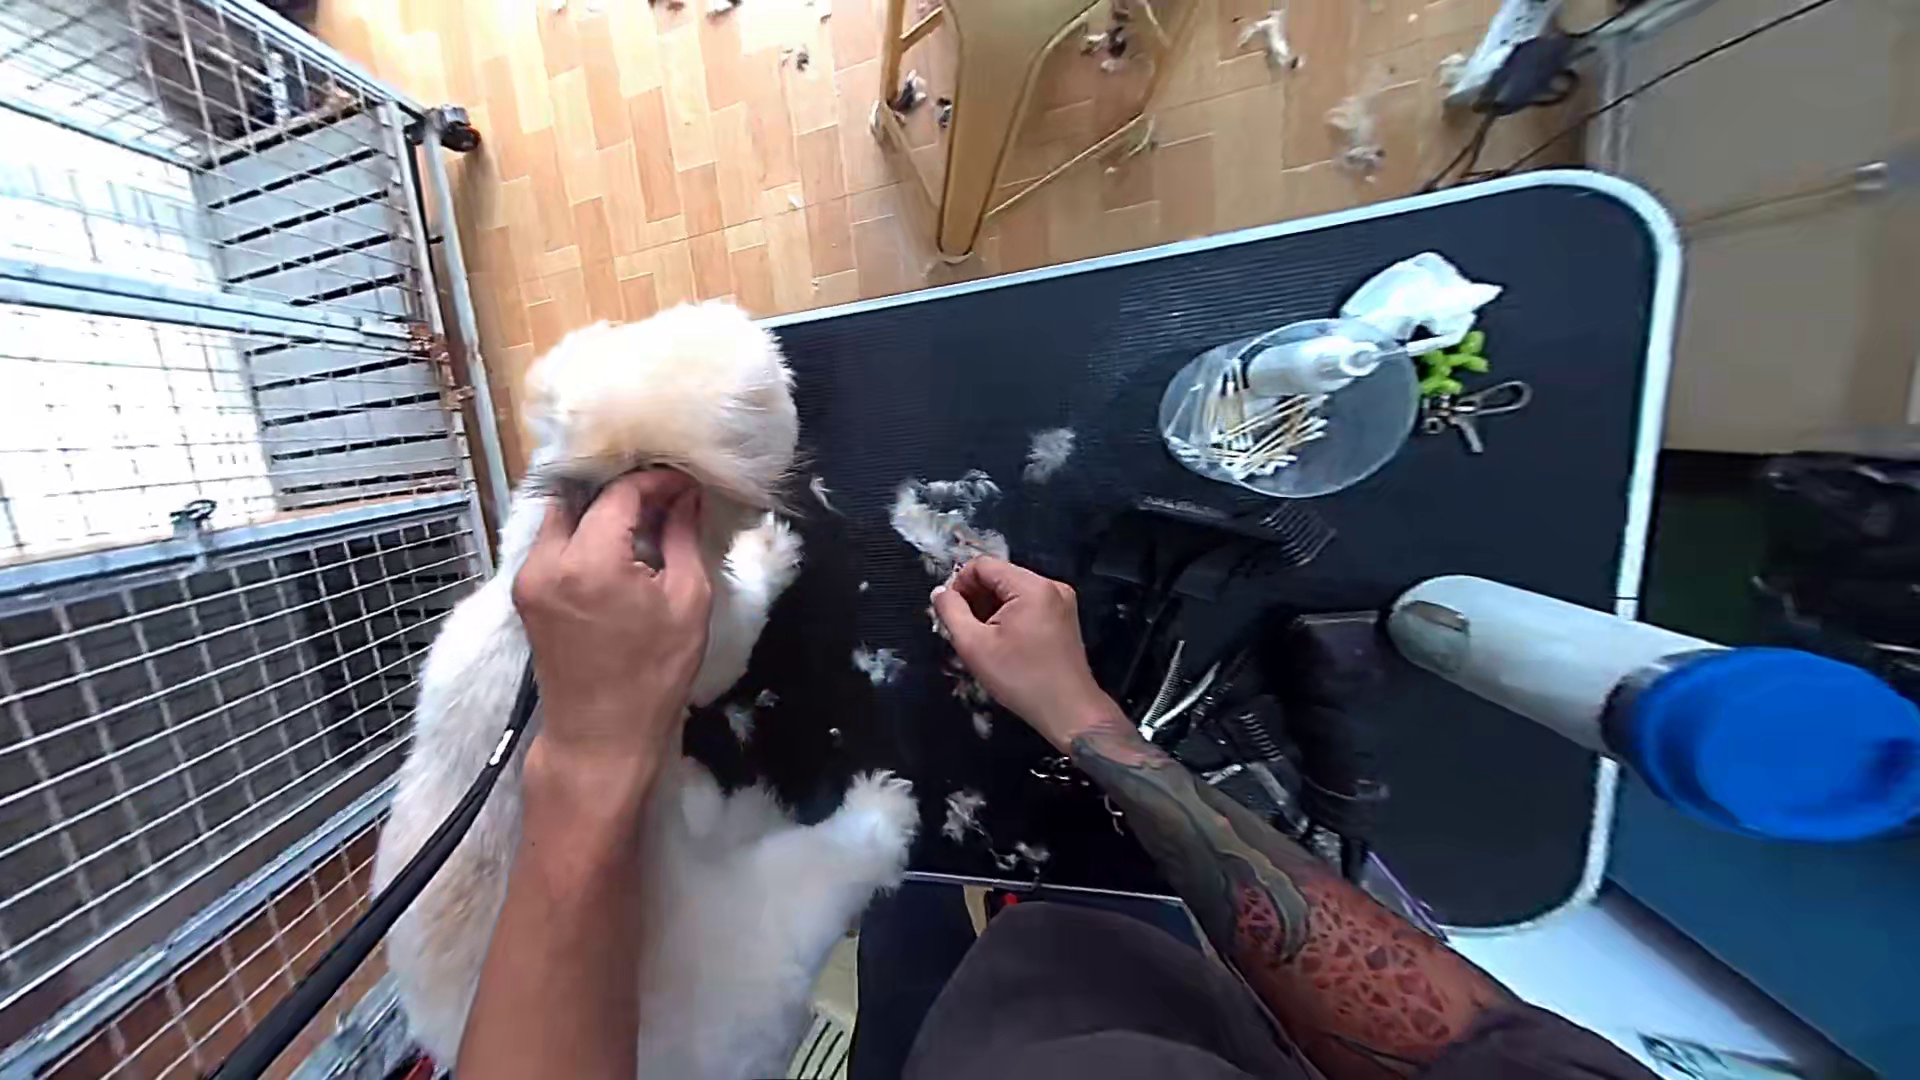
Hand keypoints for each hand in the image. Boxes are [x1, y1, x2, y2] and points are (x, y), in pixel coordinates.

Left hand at [512, 470, 712, 772]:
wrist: (604, 732)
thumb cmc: (657, 670)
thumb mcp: (689, 598)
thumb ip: (684, 537)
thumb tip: (686, 498)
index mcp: (589, 561)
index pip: (620, 493)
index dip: (657, 481)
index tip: (686, 483)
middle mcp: (545, 560)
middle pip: (580, 496)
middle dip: (624, 487)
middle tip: (666, 493)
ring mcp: (527, 578)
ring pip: (561, 515)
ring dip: (602, 507)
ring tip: (646, 514)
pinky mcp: (525, 594)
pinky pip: (553, 542)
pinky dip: (585, 530)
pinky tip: (620, 541)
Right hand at [931, 557, 1126, 751]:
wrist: (1069, 711)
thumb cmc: (1021, 679)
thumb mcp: (974, 646)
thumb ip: (951, 612)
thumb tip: (940, 592)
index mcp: (1032, 586)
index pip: (983, 565)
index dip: (959, 584)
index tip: (951, 612)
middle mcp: (1050, 585)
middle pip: (999, 575)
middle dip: (975, 597)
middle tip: (964, 628)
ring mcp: (1061, 600)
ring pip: (1012, 590)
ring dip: (991, 608)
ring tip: (983, 638)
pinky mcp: (1064, 615)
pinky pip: (1028, 603)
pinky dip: (1010, 615)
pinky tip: (1003, 641)